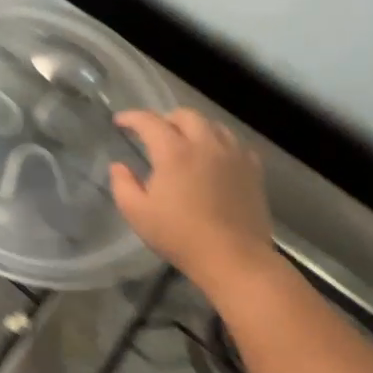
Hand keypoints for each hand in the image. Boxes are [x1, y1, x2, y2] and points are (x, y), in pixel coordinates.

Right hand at [110, 109, 275, 282]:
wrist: (233, 257)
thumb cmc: (179, 235)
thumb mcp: (136, 212)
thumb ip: (122, 184)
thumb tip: (119, 166)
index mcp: (174, 152)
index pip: (149, 121)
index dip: (132, 117)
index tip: (120, 122)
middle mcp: (206, 144)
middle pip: (186, 115)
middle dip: (165, 119)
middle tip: (153, 133)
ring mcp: (234, 155)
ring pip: (213, 125)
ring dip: (194, 127)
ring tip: (184, 142)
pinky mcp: (253, 169)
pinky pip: (234, 143)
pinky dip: (219, 142)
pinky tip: (213, 158)